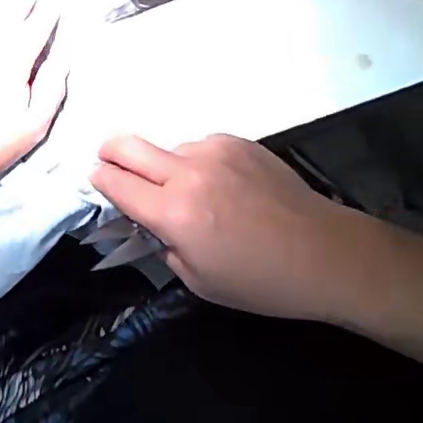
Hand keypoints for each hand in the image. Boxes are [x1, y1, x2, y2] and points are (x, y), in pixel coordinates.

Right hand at [91, 133, 367, 320]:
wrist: (324, 253)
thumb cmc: (260, 281)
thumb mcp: (198, 280)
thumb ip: (163, 243)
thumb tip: (149, 218)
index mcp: (174, 213)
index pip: (115, 182)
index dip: (99, 180)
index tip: (97, 181)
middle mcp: (187, 173)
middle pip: (126, 144)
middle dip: (109, 152)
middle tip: (110, 163)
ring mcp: (214, 151)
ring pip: (169, 150)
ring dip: (168, 168)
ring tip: (199, 196)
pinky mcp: (237, 141)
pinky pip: (201, 148)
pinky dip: (201, 165)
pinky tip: (227, 187)